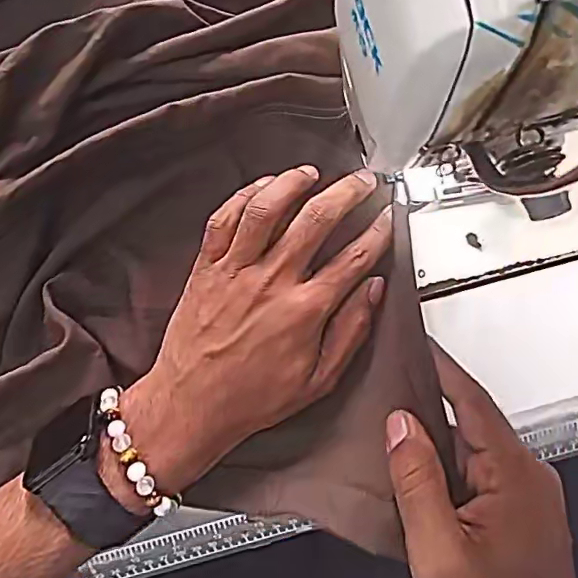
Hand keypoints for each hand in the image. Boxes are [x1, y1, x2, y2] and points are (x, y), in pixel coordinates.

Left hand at [108, 165, 393, 505]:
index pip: (354, 256)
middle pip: (316, 220)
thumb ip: (351, 331)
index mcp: (304, 311)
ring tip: (312, 173)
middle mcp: (271, 282)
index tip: (386, 218)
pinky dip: (244, 196)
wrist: (191, 404)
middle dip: (347, 193)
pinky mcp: (207, 267)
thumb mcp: (318, 380)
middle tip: (362, 182)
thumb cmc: (249, 397)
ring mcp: (236, 271)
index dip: (378, 230)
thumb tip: (373, 292)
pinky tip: (262, 188)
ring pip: (267, 210)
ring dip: (293, 183)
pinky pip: (224, 219)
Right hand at [387, 342, 577, 577]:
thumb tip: (400, 421)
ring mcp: (529, 501)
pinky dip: (445, 470)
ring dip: (435, 442)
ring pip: (472, 452)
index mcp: (517, 478)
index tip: (412, 340)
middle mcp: (531, 480)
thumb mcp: (438, 553)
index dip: (441, 367)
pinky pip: (477, 476)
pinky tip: (414, 477)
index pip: (474, 401)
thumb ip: (416, 480)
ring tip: (388, 429)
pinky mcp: (521, 521)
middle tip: (382, 385)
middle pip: (473, 423)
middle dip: (428, 404)